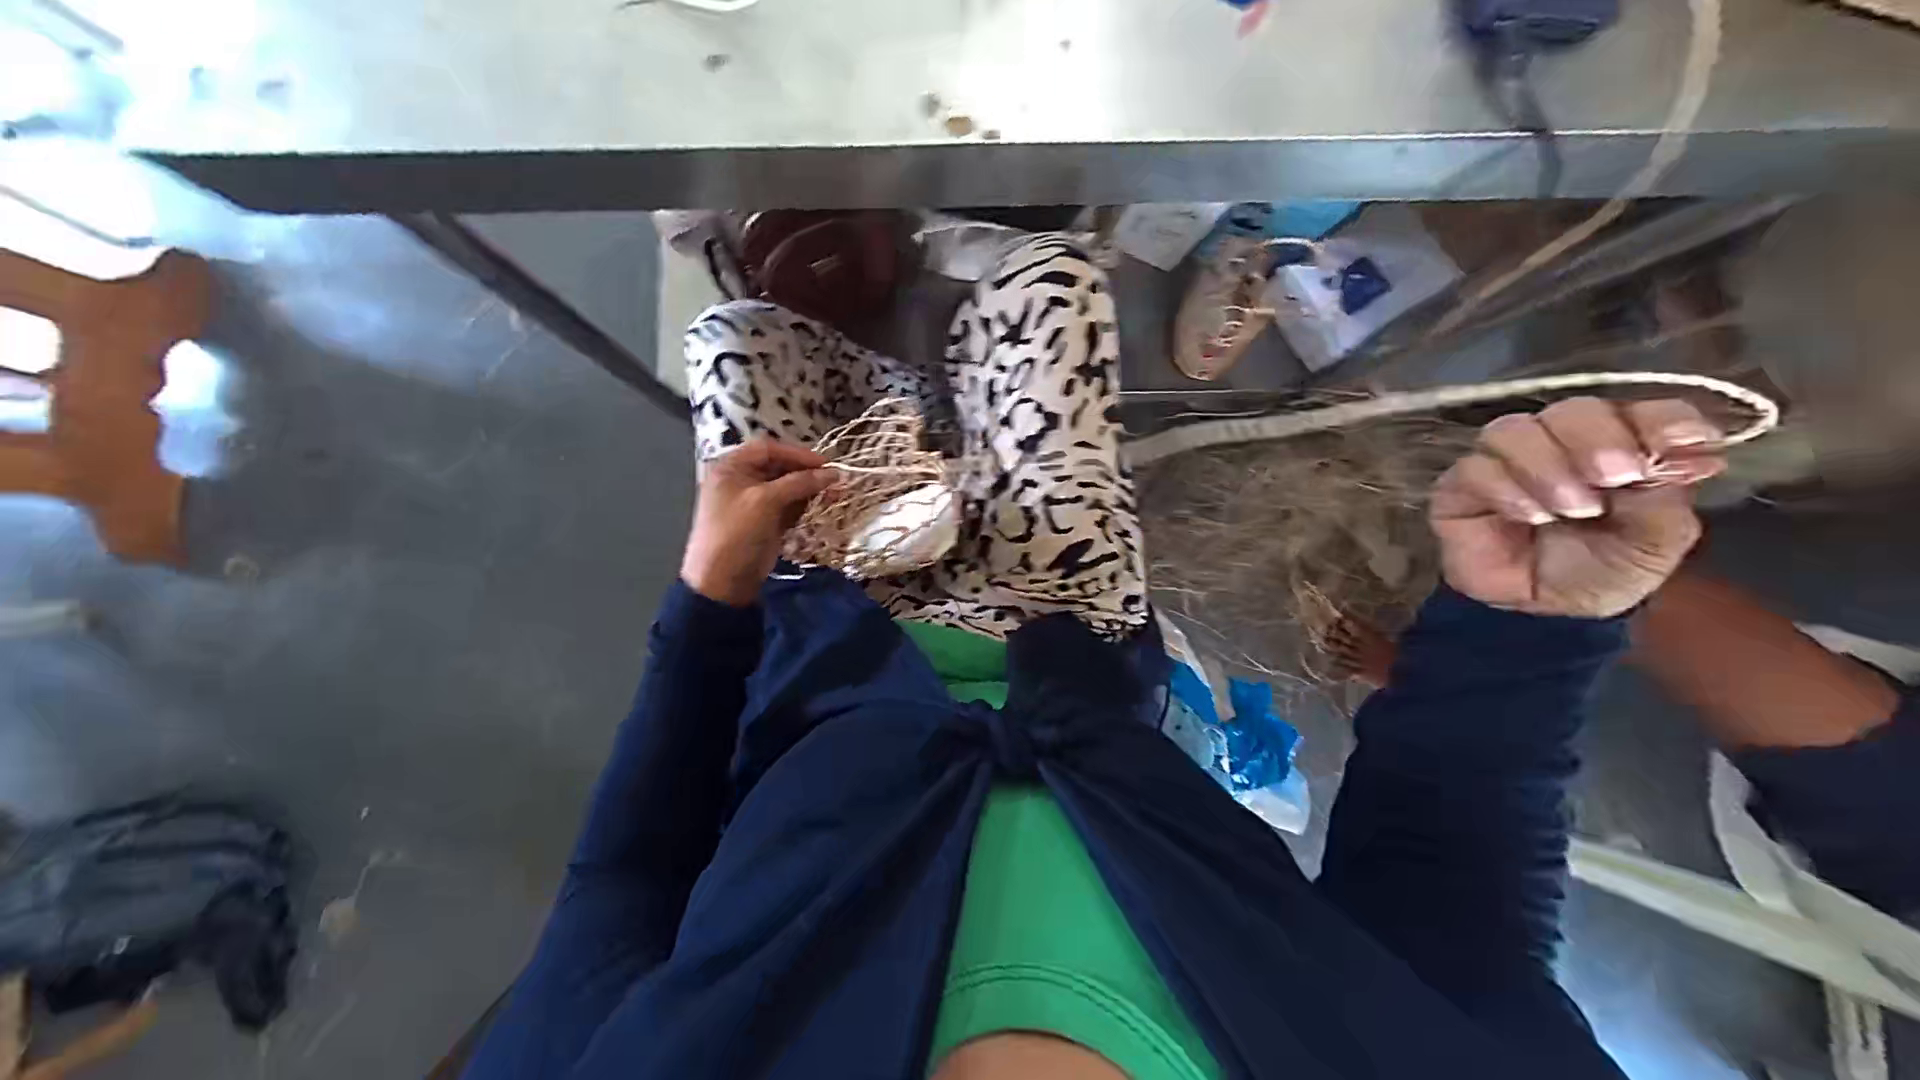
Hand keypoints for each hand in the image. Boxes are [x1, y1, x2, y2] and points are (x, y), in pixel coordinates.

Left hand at [680, 439, 836, 606]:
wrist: (722, 582)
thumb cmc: (737, 533)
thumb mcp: (766, 501)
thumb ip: (799, 483)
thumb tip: (833, 472)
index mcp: (732, 467)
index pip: (768, 449)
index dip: (797, 453)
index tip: (825, 463)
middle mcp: (742, 480)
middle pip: (780, 467)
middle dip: (807, 472)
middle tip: (834, 479)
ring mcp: (754, 502)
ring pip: (788, 487)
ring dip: (810, 489)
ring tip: (834, 493)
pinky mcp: (766, 522)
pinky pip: (789, 506)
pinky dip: (805, 505)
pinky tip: (823, 506)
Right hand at [1430, 397, 1727, 618]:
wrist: (1542, 612)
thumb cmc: (1602, 572)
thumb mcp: (1656, 543)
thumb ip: (1665, 496)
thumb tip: (1677, 455)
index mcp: (1622, 447)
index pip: (1642, 410)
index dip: (1662, 419)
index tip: (1681, 445)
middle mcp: (1561, 444)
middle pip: (1572, 411)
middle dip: (1596, 439)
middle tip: (1614, 478)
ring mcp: (1504, 461)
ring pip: (1512, 431)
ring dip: (1546, 465)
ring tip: (1569, 509)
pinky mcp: (1458, 486)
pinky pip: (1473, 467)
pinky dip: (1505, 488)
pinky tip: (1527, 517)